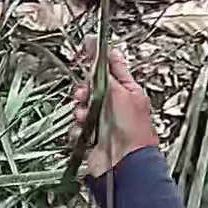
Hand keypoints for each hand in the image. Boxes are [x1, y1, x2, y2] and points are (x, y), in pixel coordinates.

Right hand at [72, 42, 160, 177]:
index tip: (87, 46)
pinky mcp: (91, 137)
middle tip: (83, 94)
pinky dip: (77, 129)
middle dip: (84, 91)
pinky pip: (76, 127)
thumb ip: (105, 75)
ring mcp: (102, 122)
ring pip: (81, 107)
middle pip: (91, 88)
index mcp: (128, 92)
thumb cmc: (131, 129)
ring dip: (80, 111)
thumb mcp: (119, 93)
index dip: (99, 58)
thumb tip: (97, 56)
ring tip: (84, 116)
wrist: (123, 161)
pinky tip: (83, 132)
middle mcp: (115, 106)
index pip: (112, 68)